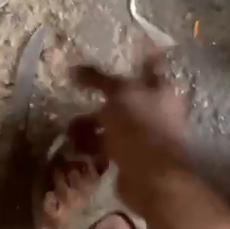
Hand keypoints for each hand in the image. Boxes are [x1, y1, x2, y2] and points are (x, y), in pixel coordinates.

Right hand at [74, 54, 192, 215]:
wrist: (150, 176)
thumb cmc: (139, 125)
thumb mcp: (119, 93)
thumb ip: (99, 79)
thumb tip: (75, 67)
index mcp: (161, 90)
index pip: (148, 66)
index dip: (134, 57)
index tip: (114, 52)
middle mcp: (155, 110)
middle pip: (125, 96)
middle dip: (101, 95)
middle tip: (77, 89)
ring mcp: (143, 134)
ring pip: (112, 122)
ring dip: (89, 123)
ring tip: (69, 125)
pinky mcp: (129, 156)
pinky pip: (106, 144)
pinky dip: (90, 143)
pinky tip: (73, 143)